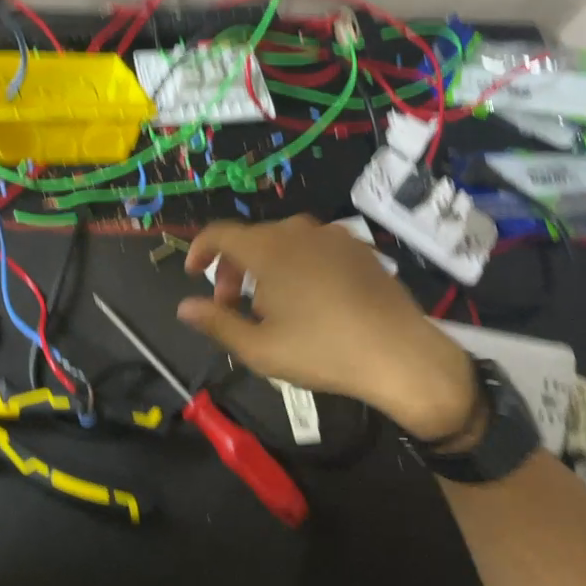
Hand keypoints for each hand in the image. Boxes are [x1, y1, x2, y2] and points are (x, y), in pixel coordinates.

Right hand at [178, 215, 477, 440]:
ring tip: (271, 307)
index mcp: (268, 249)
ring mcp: (335, 237)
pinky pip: (315, 249)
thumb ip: (216, 323)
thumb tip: (184, 307)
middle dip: (233, 268)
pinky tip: (310, 301)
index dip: (199, 249)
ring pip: (285, 242)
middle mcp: (299, 231)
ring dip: (266, 268)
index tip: (192, 274)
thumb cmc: (322, 351)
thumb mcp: (259, 348)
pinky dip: (298, 266)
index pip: (220, 233)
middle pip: (252, 238)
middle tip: (231, 305)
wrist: (401, 354)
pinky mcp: (361, 249)